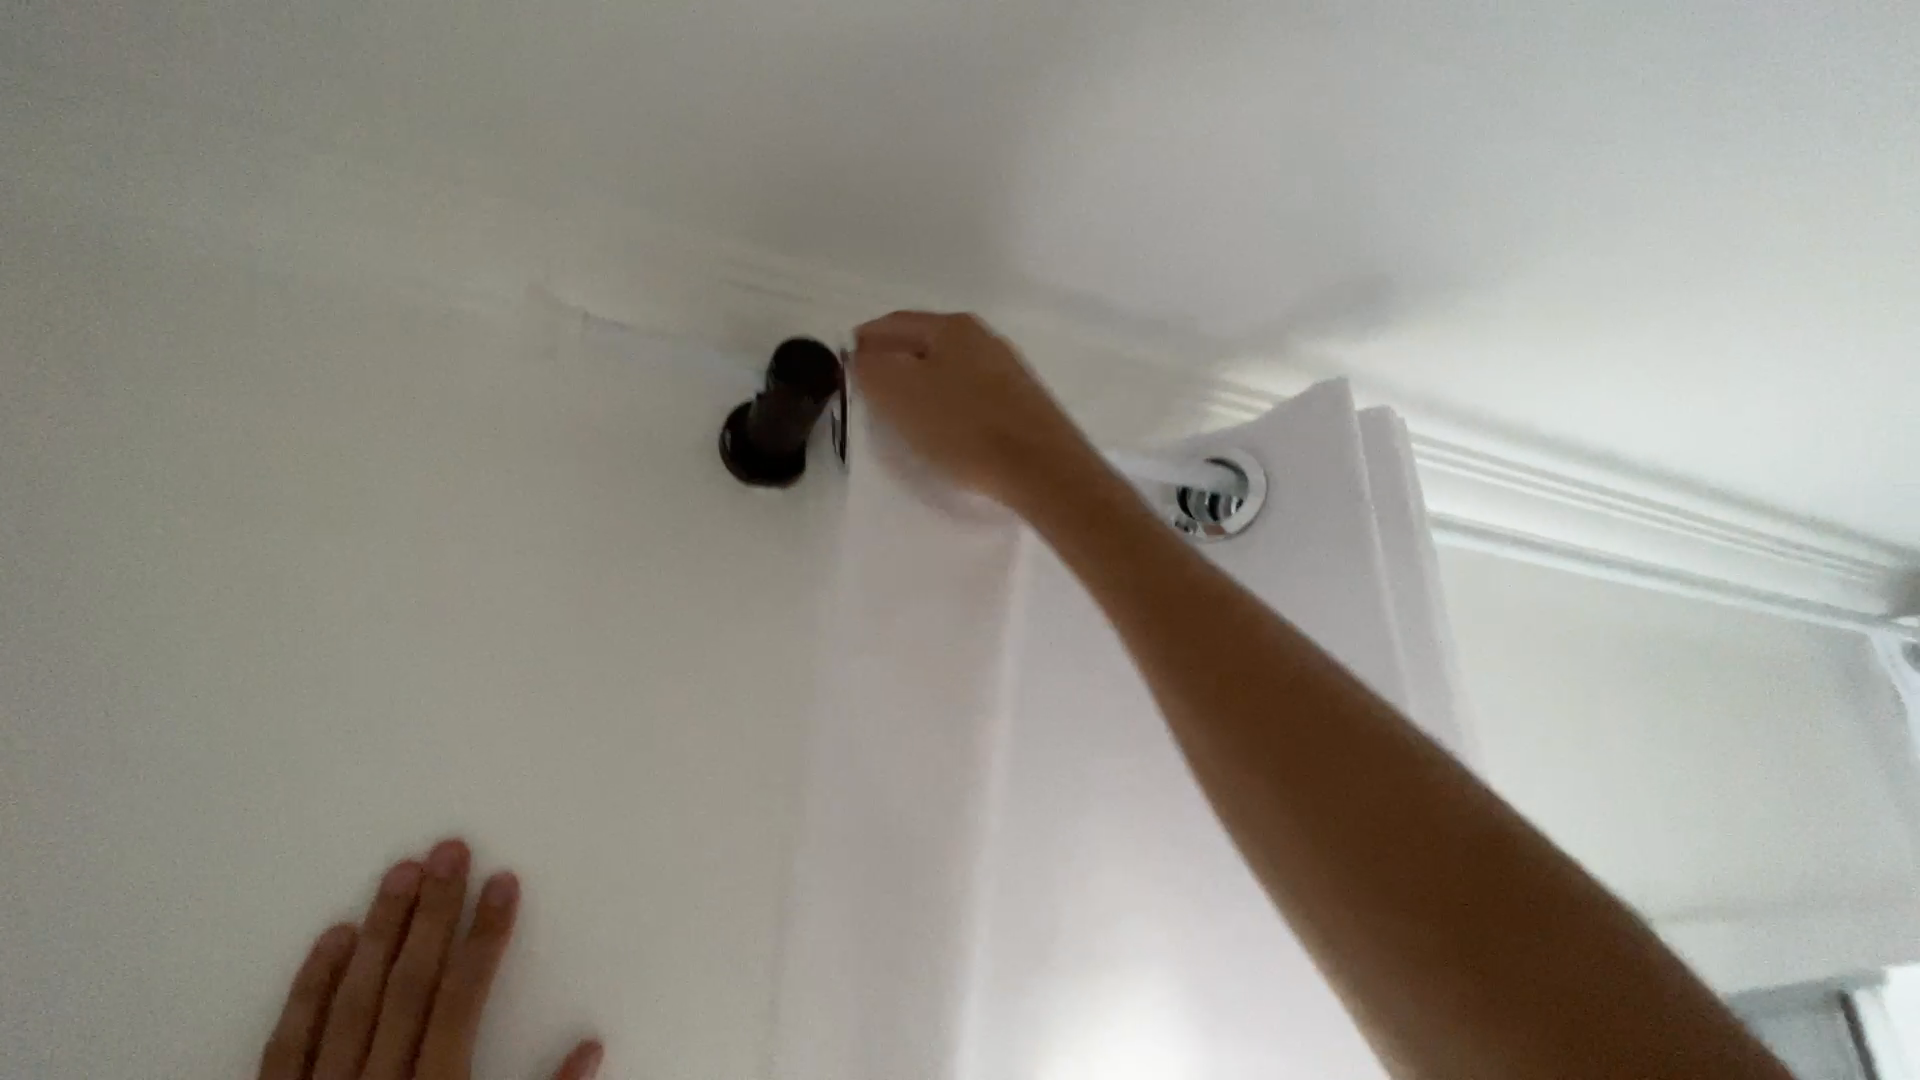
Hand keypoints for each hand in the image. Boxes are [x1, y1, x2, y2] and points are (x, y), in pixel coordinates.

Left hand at [258, 840, 600, 1079]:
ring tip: (400, 873)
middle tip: (449, 850)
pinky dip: (309, 989)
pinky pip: (286, 1045)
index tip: (503, 881)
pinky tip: (334, 938)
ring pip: (352, 999)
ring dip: (381, 932)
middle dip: (434, 912)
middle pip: (409, 983)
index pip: (464, 996)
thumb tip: (591, 1047)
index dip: (487, 934)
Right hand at [852, 311, 1107, 512]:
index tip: (846, 368)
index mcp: (950, 325)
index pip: (892, 324)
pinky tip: (944, 427)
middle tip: (870, 392)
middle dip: (894, 361)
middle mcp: (983, 337)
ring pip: (949, 368)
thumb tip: (864, 356)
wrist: (1041, 468)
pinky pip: (971, 394)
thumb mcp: (898, 392)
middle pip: (923, 342)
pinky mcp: (1022, 403)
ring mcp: (1007, 369)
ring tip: (903, 413)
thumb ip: (871, 367)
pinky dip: (949, 404)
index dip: (864, 343)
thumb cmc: (963, 427)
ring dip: (922, 383)